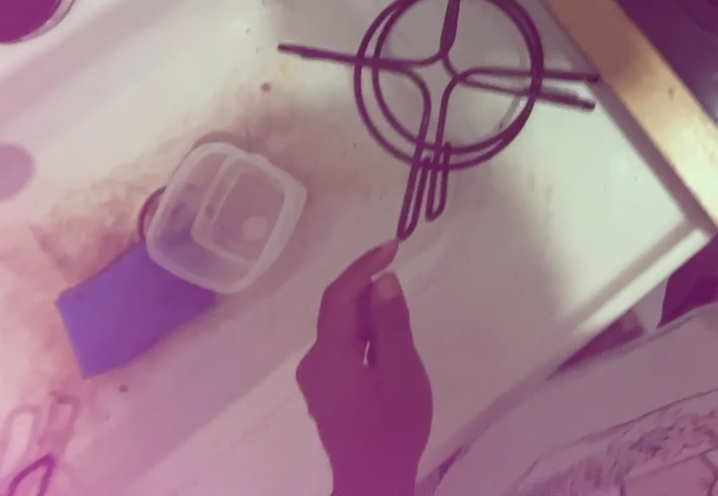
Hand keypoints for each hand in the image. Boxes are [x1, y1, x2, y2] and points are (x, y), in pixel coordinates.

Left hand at [298, 241, 431, 495]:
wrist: (373, 482)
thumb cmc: (393, 428)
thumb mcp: (402, 371)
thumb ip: (391, 324)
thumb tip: (384, 280)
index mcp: (330, 356)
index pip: (340, 296)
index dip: (364, 265)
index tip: (394, 245)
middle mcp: (315, 362)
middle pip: (337, 308)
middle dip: (367, 283)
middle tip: (401, 268)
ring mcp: (318, 376)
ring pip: (341, 325)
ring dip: (368, 308)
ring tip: (401, 308)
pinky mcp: (327, 386)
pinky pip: (342, 342)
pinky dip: (364, 329)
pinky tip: (387, 334)